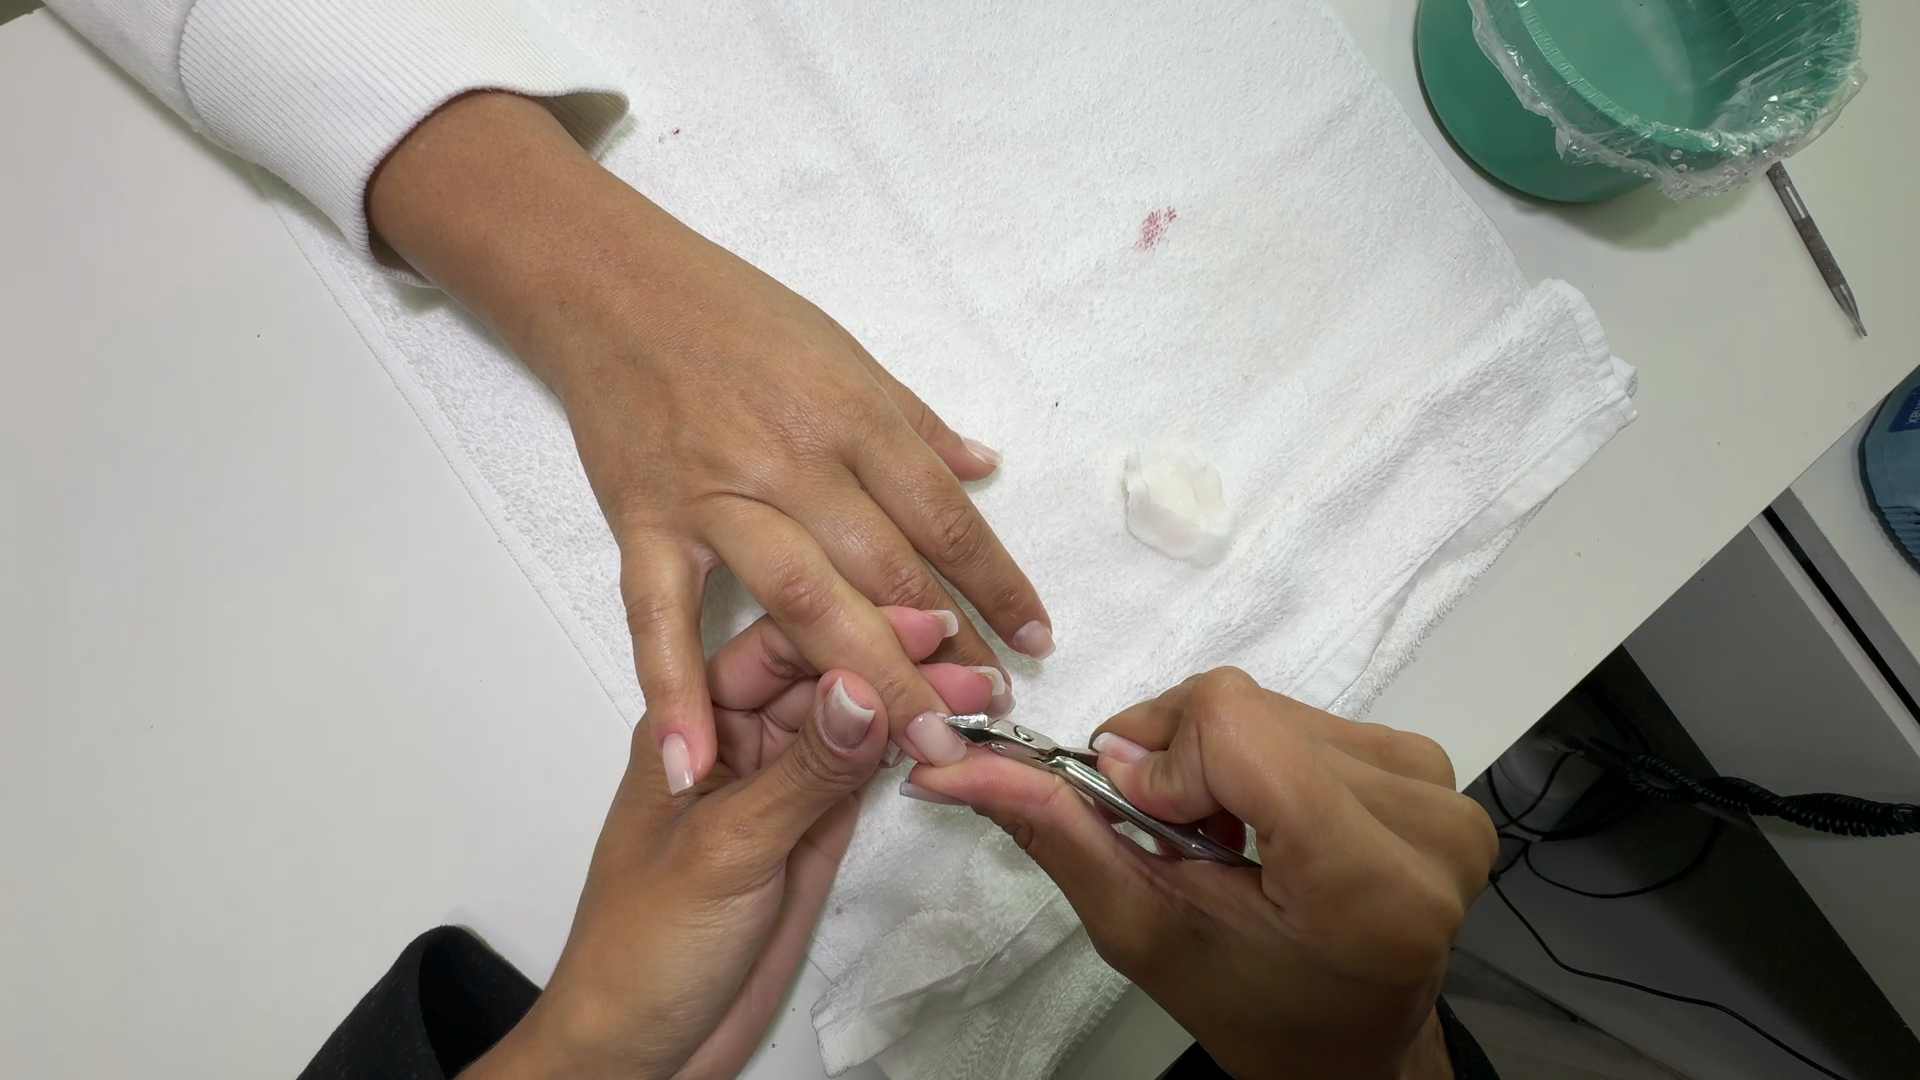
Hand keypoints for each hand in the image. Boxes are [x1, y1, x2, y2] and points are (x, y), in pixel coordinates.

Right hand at [367, 91, 1042, 791]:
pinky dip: (673, 688)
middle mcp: (796, 462)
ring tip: (914, 745)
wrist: (614, 285)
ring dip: (862, 677)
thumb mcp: (849, 353)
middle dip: (944, 650)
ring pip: (800, 598)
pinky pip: (658, 614)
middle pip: (887, 570)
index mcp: (855, 417)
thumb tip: (986, 466)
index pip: (945, 515)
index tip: (1035, 638)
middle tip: (990, 716)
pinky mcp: (645, 522)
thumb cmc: (742, 316)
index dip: (998, 582)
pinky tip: (698, 761)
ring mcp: (718, 497)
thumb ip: (918, 422)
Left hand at [466, 606, 993, 1079]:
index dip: (851, 630)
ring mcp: (789, 774)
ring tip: (984, 699)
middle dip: (901, 669)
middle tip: (977, 671)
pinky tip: (952, 737)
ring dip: (917, 708)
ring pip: (859, 720)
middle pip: (830, 678)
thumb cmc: (651, 944)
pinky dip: (913, 751)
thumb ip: (803, 768)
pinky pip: (871, 767)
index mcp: (698, 716)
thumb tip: (867, 685)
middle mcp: (747, 731)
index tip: (929, 629)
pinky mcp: (821, 815)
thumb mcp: (729, 846)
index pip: (781, 647)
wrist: (648, 1051)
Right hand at [905, 669, 1497, 1079]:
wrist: (1352, 1044)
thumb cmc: (1248, 1007)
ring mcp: (1437, 786)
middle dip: (1176, 757)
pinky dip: (1255, 750)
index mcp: (1364, 881)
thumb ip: (1054, 834)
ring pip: (1263, 703)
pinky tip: (1264, 811)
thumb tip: (951, 763)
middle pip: (1241, 708)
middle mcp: (1422, 819)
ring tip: (1221, 827)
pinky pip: (1300, 712)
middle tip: (1174, 829)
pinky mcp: (1430, 765)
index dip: (1160, 758)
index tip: (1140, 814)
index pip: (1231, 725)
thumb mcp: (1139, 930)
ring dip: (1213, 754)